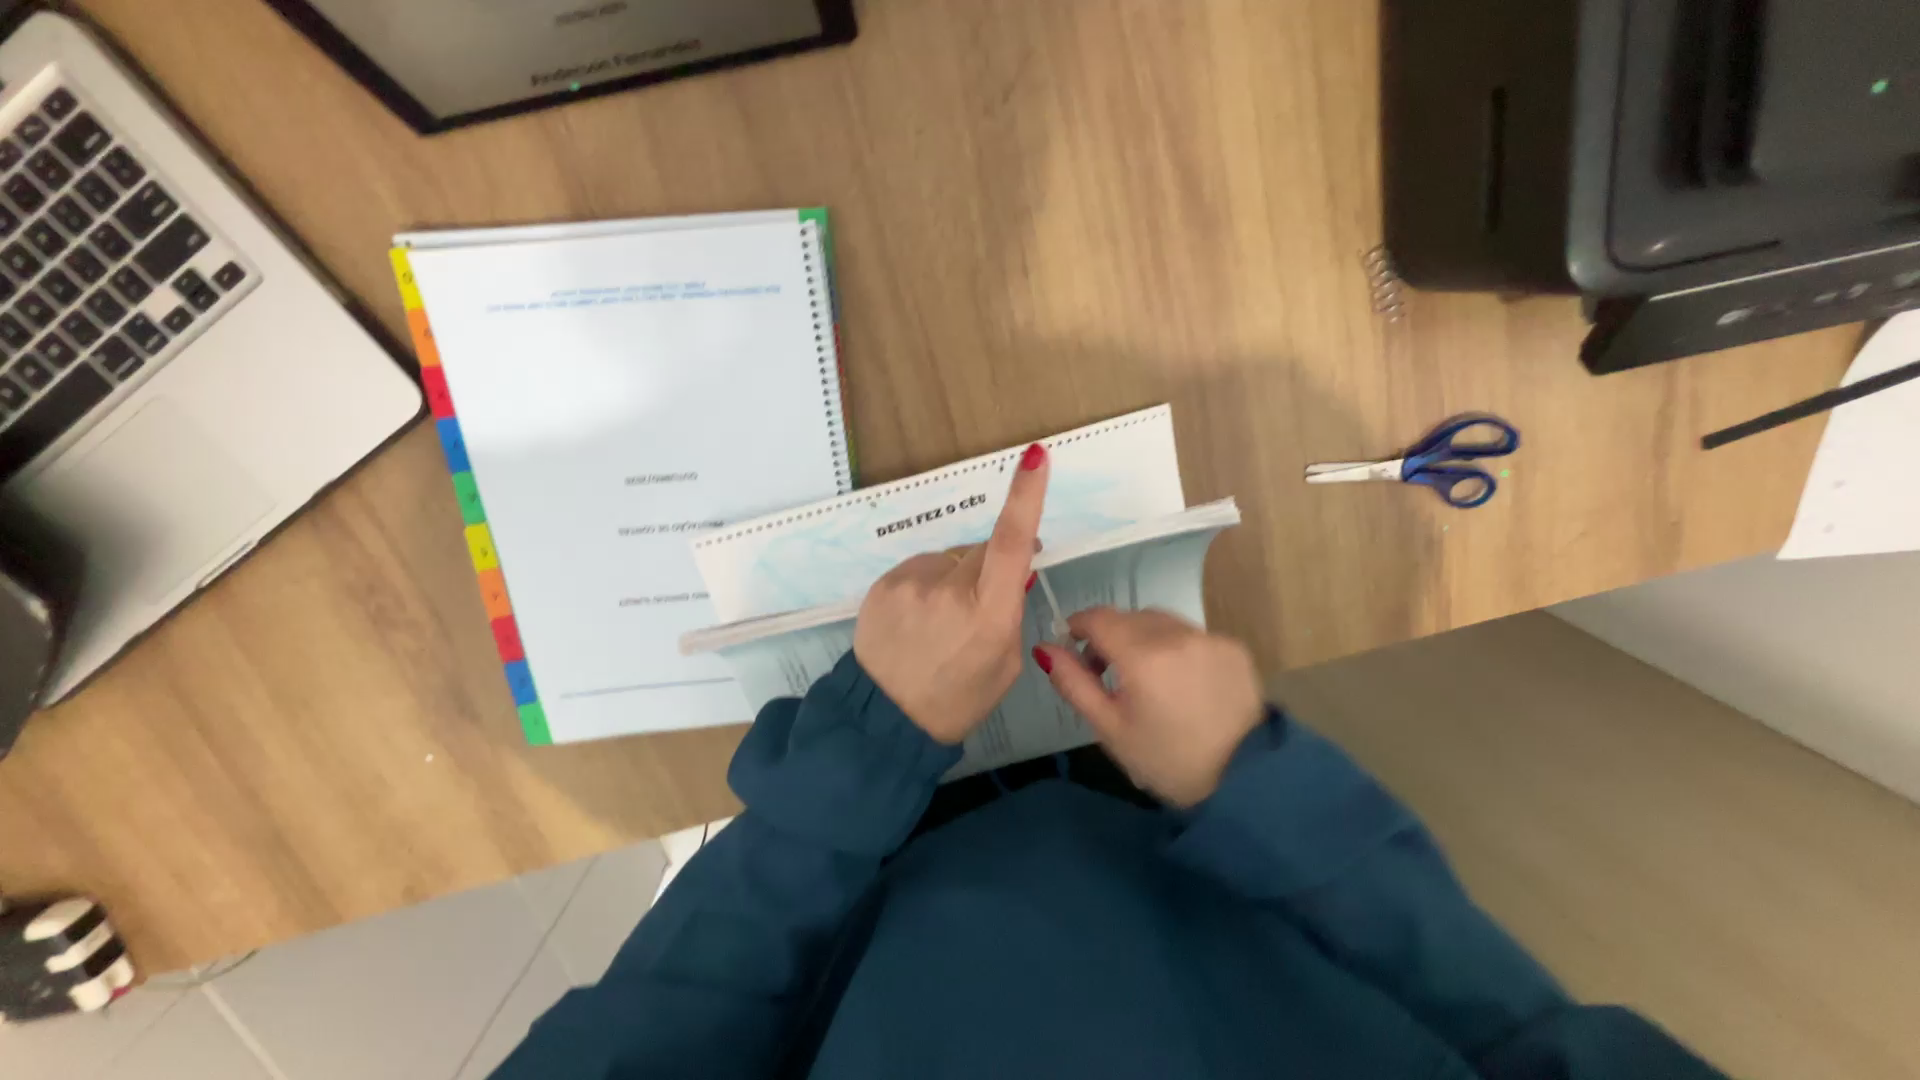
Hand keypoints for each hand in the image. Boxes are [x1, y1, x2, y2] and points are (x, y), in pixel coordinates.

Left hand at [853, 443, 1049, 744]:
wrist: (887, 719)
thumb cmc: (960, 698)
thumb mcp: (1005, 662)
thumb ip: (1010, 610)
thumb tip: (1014, 566)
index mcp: (988, 615)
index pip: (1009, 543)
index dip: (1024, 497)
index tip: (1033, 457)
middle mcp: (948, 591)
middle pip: (981, 550)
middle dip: (988, 567)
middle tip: (979, 605)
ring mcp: (910, 584)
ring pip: (949, 560)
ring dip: (953, 577)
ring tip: (939, 621)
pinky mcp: (884, 584)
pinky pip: (920, 569)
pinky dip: (926, 585)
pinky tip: (917, 619)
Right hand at [1034, 608, 1264, 806]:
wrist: (1244, 780)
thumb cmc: (1166, 761)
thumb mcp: (1110, 729)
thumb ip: (1074, 683)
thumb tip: (1045, 648)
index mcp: (1142, 656)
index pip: (1098, 618)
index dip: (1078, 626)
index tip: (1072, 647)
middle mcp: (1177, 635)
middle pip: (1129, 617)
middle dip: (1110, 636)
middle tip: (1105, 673)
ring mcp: (1209, 638)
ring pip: (1161, 621)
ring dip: (1143, 637)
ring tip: (1144, 677)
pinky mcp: (1233, 647)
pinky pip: (1191, 634)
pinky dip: (1176, 647)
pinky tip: (1180, 682)